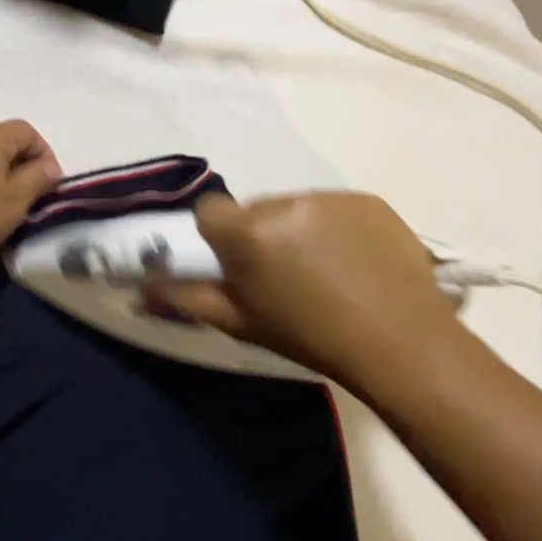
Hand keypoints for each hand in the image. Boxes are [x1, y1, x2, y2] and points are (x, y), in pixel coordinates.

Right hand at [144, 191, 462, 389]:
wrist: (402, 343)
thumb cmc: (309, 337)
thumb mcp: (240, 323)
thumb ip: (185, 300)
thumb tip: (139, 291)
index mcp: (247, 232)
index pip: (210, 213)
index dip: (218, 240)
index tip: (237, 268)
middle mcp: (284, 203)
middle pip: (252, 210)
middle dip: (258, 235)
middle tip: (280, 277)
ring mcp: (329, 197)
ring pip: (293, 207)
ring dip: (296, 230)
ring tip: (323, 271)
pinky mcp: (367, 200)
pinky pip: (333, 207)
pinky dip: (334, 228)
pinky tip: (353, 261)